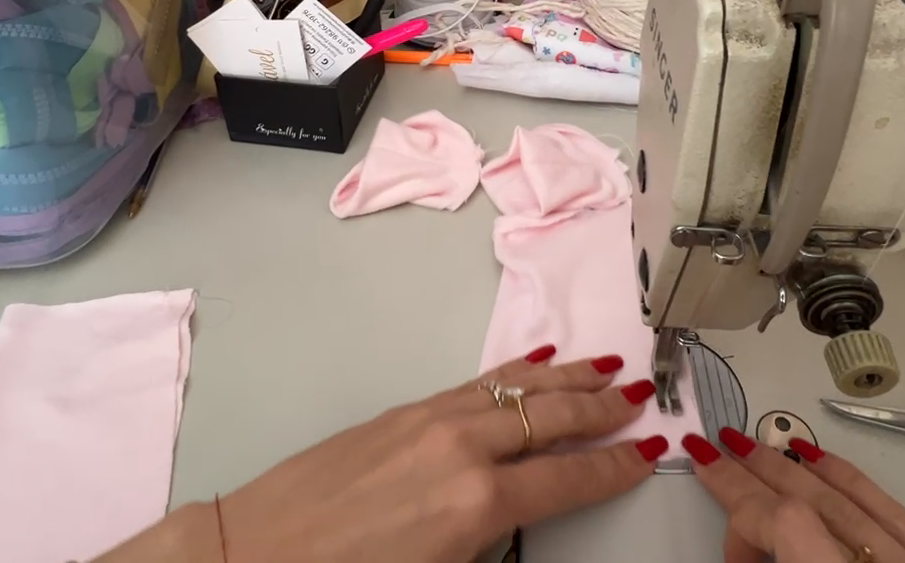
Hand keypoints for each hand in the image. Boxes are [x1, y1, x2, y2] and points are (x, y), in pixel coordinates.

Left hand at [94, 347, 665, 562]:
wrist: (254, 551)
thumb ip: (491, 543)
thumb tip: (522, 517)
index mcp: (476, 503)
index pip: (566, 478)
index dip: (614, 466)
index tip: (650, 448)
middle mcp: (465, 447)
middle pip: (550, 418)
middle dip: (601, 407)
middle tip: (640, 394)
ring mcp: (435, 418)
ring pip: (518, 388)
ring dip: (567, 378)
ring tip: (605, 366)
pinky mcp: (409, 407)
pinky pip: (478, 381)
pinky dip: (516, 370)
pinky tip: (537, 360)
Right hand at [683, 429, 904, 562]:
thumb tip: (744, 556)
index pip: (786, 522)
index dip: (741, 514)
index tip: (721, 527)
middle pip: (812, 499)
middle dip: (757, 472)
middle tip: (719, 448)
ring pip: (849, 498)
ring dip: (797, 469)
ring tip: (758, 447)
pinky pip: (893, 510)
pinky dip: (851, 481)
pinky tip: (823, 461)